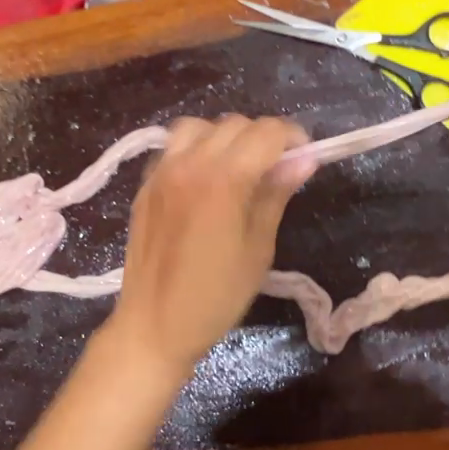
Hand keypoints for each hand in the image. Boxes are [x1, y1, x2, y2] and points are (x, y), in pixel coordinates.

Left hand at [103, 116, 314, 373]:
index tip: (304, 157)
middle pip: (234, 124)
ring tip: (236, 168)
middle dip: (261, 138)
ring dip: (224, 137)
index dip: (292, 138)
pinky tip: (204, 179)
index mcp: (224, 180)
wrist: (153, 325)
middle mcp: (190, 164)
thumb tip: (304, 159)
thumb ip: (276, 195)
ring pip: (199, 127)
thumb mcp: (258, 249)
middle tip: (275, 169)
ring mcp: (162, 172)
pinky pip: (172, 147)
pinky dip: (194, 149)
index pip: (267, 132)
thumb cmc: (215, 297)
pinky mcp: (145, 185)